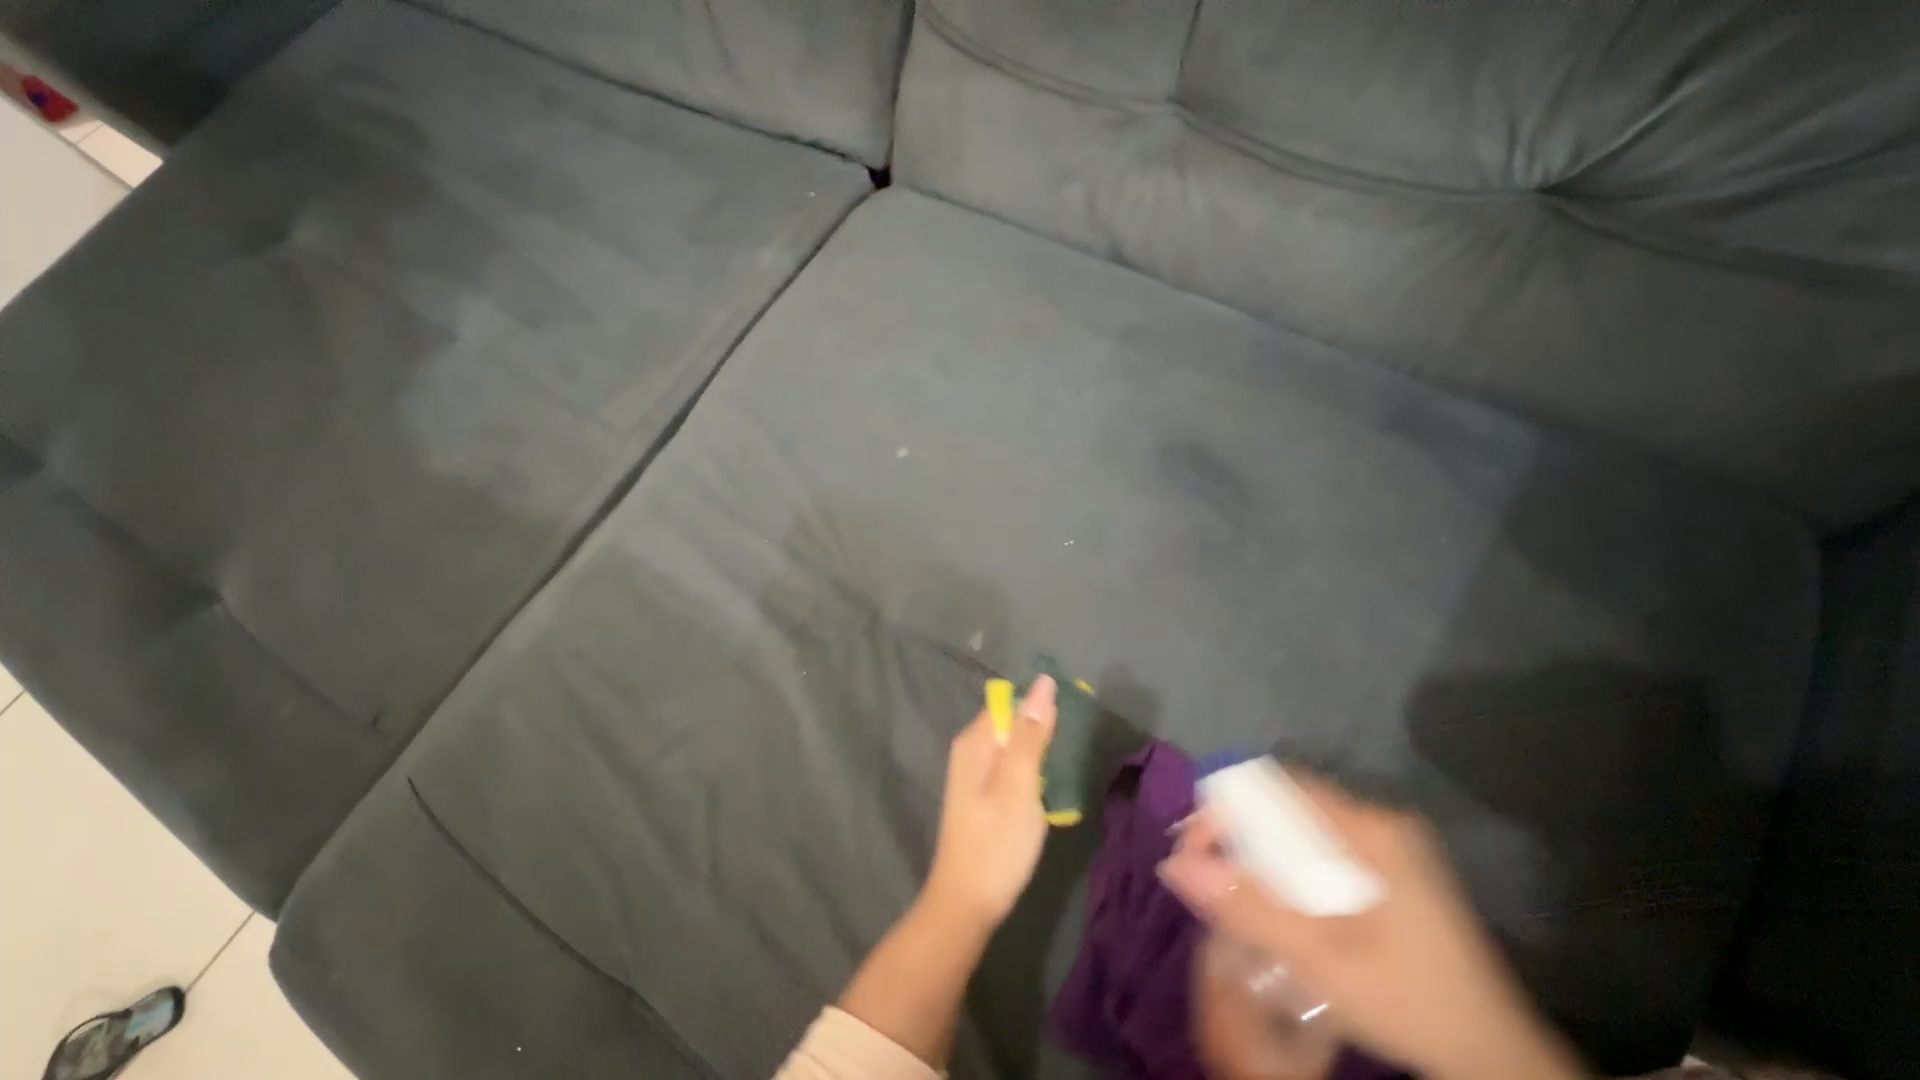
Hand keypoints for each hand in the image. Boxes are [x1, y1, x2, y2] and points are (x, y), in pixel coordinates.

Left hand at [921, 675, 1057, 929]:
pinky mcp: (984, 799)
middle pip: (1013, 725)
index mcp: (974, 742)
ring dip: (1040, 759)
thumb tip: (1043, 684)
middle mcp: (970, 752)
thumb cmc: (997, 843)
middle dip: (1043, 734)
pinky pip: (1013, 772)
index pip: (1011, 703)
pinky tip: (1046, 797)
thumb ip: (1031, 734)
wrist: (968, 903)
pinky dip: (1032, 779)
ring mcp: (975, 776)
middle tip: (1069, 758)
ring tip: (1061, 778)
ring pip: (1016, 750)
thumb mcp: (1019, 785)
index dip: (1041, 708)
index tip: (1070, 729)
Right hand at [1159, 774, 1584, 1079]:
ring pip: (1302, 831)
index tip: (1191, 850)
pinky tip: (1274, 908)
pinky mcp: (1394, 875)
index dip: (1224, 810)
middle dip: (1236, 836)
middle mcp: (1381, 824)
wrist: (1491, 1052)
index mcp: (1370, 830)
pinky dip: (1287, 871)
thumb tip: (1173, 865)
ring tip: (1228, 894)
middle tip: (1202, 876)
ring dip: (1258, 856)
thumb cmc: (1406, 999)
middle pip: (1287, 807)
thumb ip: (1247, 908)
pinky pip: (1322, 853)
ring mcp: (1392, 849)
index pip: (1277, 789)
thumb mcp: (1320, 958)